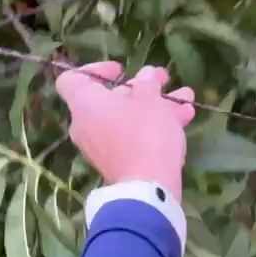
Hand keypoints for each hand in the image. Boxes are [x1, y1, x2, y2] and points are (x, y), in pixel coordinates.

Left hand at [54, 62, 194, 198]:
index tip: (120, 70)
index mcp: (84, 104)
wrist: (148, 187)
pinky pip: (130, 136)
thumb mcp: (150, 99)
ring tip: (184, 98)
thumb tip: (146, 76)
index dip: (95, 69)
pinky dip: (152, 126)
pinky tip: (184, 119)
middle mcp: (85, 124)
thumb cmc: (144, 132)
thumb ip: (147, 82)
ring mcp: (99, 146)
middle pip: (108, 99)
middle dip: (140, 88)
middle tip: (163, 80)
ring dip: (155, 106)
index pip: (71, 79)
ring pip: (126, 118)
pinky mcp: (115, 162)